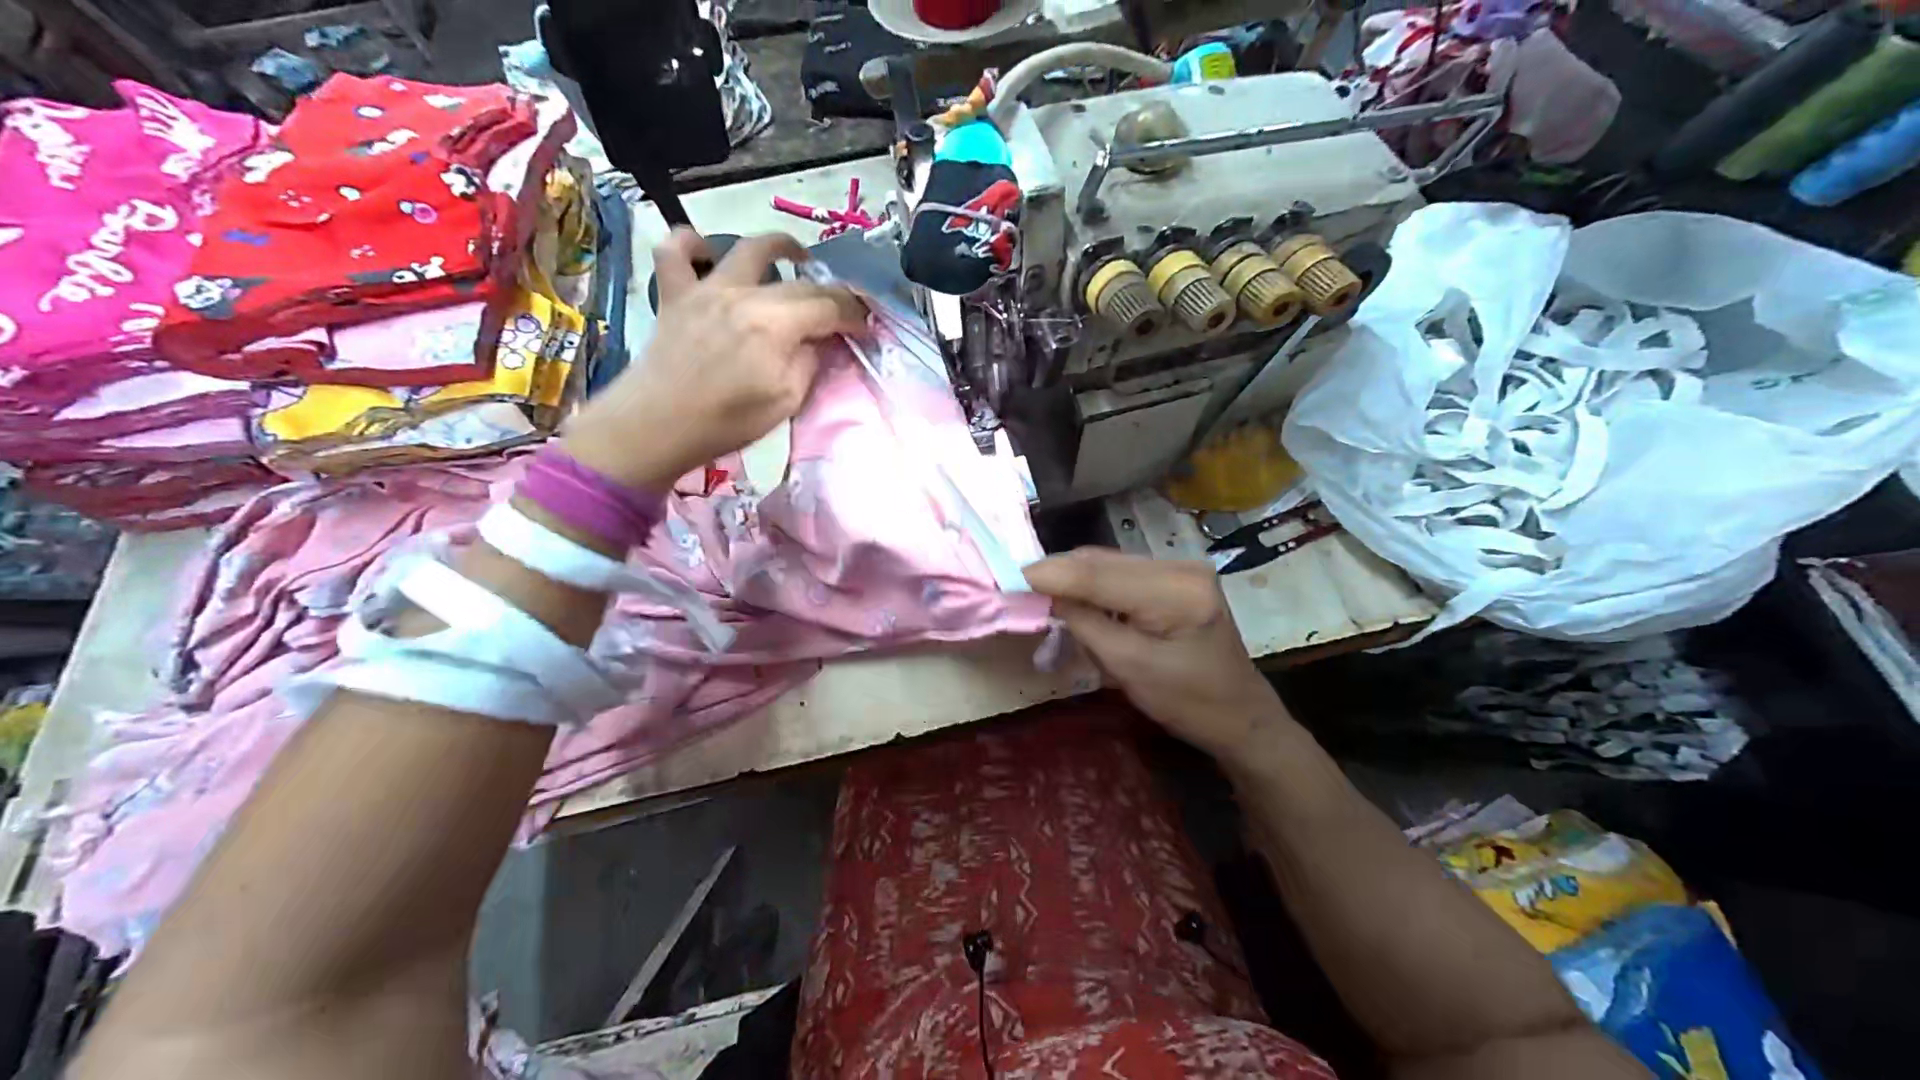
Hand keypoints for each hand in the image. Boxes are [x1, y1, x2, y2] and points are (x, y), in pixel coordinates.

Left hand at [563, 229, 867, 490]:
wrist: (657, 426)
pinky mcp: (675, 293)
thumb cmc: (727, 422)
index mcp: (775, 325)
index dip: (854, 314)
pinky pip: (676, 251)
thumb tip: (818, 341)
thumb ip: (809, 363)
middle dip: (830, 292)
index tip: (864, 328)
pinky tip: (707, 255)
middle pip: (800, 281)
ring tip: (794, 258)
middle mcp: (744, 294)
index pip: (829, 306)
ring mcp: (706, 288)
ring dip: (779, 248)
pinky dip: (692, 244)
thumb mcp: (786, 402)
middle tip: (840, 310)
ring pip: (747, 248)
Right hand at [1024, 548, 1287, 759]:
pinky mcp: (1176, 578)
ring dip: (1073, 576)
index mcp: (1177, 591)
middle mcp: (1181, 566)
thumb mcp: (1129, 668)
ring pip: (1109, 563)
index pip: (1100, 575)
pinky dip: (1093, 583)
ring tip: (1038, 590)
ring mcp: (1181, 568)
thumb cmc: (1188, 703)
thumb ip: (1086, 624)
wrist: (1240, 715)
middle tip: (1018, 585)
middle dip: (1058, 571)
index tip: (1012, 576)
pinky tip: (1073, 595)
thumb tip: (1046, 593)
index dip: (1052, 573)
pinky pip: (1122, 572)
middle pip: (1103, 560)